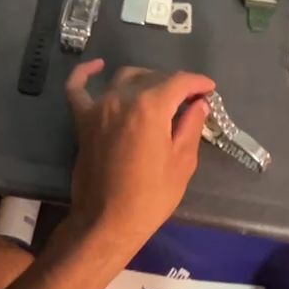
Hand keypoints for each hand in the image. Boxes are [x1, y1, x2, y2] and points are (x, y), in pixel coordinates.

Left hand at [64, 60, 215, 257]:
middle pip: (153, 77)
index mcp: (151, 106)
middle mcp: (122, 98)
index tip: (209, 89)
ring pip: (124, 79)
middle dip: (175, 84)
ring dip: (145, 80)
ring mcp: (98, 108)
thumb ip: (191, 125)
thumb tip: (198, 103)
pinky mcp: (82, 122)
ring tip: (159, 93)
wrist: (108, 222)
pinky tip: (97, 67)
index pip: (180, 82)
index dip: (198, 83)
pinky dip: (86, 74)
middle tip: (189, 100)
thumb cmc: (151, 196)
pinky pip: (78, 90)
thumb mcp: (182, 162)